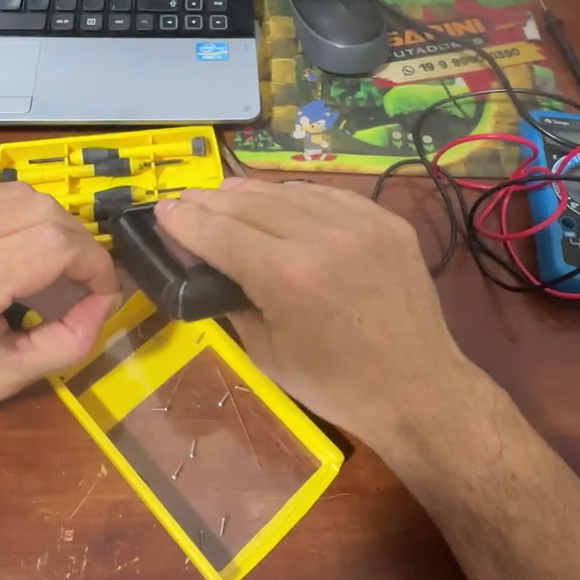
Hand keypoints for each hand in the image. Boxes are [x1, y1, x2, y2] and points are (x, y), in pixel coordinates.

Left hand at [0, 184, 119, 445]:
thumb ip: (67, 343)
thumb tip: (103, 304)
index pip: (54, 244)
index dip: (94, 264)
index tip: (102, 290)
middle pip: (42, 208)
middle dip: (77, 241)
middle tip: (79, 277)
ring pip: (16, 192)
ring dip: (47, 224)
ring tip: (47, 262)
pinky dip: (11, 214)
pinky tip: (5, 246)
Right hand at [154, 178, 473, 444]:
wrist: (417, 389)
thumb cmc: (335, 384)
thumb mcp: (267, 353)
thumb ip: (231, 298)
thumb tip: (203, 263)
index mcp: (288, 276)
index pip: (222, 233)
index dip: (187, 220)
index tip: (163, 209)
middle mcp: (324, 237)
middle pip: (252, 203)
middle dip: (212, 200)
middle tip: (186, 198)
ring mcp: (362, 223)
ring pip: (290, 191)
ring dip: (251, 192)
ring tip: (225, 194)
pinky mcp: (388, 222)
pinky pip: (330, 196)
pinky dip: (297, 195)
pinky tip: (280, 199)